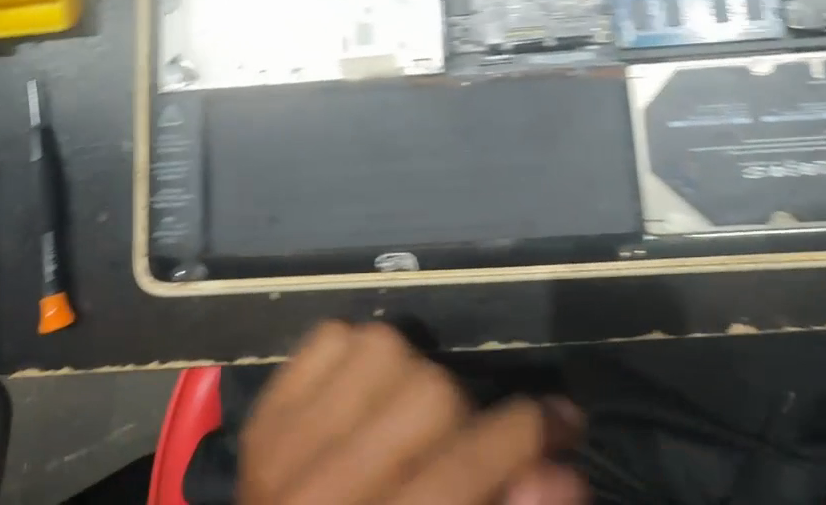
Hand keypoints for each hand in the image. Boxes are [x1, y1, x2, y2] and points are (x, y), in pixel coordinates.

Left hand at [240, 320, 588, 504]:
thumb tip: (562, 468)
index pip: (464, 467)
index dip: (528, 436)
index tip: (563, 423)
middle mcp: (320, 492)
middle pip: (430, 392)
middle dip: (465, 412)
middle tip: (469, 439)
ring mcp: (281, 448)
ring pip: (383, 347)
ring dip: (412, 375)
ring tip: (411, 418)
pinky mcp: (263, 415)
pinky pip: (332, 336)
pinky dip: (358, 356)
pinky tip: (364, 397)